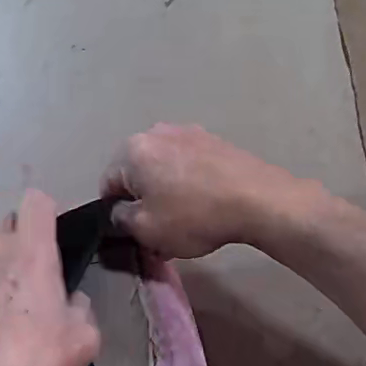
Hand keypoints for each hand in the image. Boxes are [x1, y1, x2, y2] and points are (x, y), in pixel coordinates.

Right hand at [101, 124, 327, 258]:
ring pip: (164, 169)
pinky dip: (190, 184)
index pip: (107, 185)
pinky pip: (189, 165)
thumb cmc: (194, 215)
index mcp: (132, 149)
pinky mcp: (215, 141)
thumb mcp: (145, 229)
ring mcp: (189, 132)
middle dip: (144, 201)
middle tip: (160, 231)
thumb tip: (119, 212)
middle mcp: (156, 132)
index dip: (116, 214)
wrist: (258, 199)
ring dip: (167, 193)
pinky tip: (206, 206)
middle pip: (137, 174)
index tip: (135, 233)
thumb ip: (120, 219)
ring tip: (186, 221)